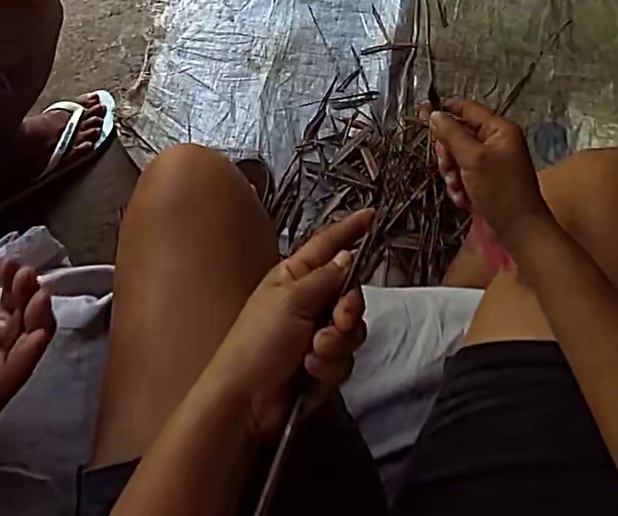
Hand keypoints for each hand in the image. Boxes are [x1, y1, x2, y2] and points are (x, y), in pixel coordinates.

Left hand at [196, 209, 372, 441]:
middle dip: (348, 307)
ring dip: (337, 342)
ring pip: (351, 327)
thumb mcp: (292, 300)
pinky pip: (345, 356)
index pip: (328, 243)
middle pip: (349, 290)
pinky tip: (309, 372)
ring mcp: (316, 332)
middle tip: (338, 319)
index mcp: (295, 274)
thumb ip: (326, 277)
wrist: (245, 403)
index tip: (372, 215)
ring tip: (315, 352)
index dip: (350, 229)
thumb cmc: (258, 342)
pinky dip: (330, 365)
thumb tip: (347, 254)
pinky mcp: (322, 363)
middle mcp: (309, 299)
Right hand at [429, 98, 551, 243]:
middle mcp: (496, 141)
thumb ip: (451, 134)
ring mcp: (492, 161)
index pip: (466, 109)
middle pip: (459, 134)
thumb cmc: (499, 191)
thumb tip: (434, 114)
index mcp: (499, 129)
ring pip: (458, 156)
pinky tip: (463, 199)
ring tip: (458, 188)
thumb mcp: (472, 159)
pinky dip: (460, 185)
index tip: (421, 115)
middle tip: (449, 169)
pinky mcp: (488, 179)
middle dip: (449, 153)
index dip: (445, 110)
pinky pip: (464, 173)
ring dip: (452, 172)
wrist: (520, 232)